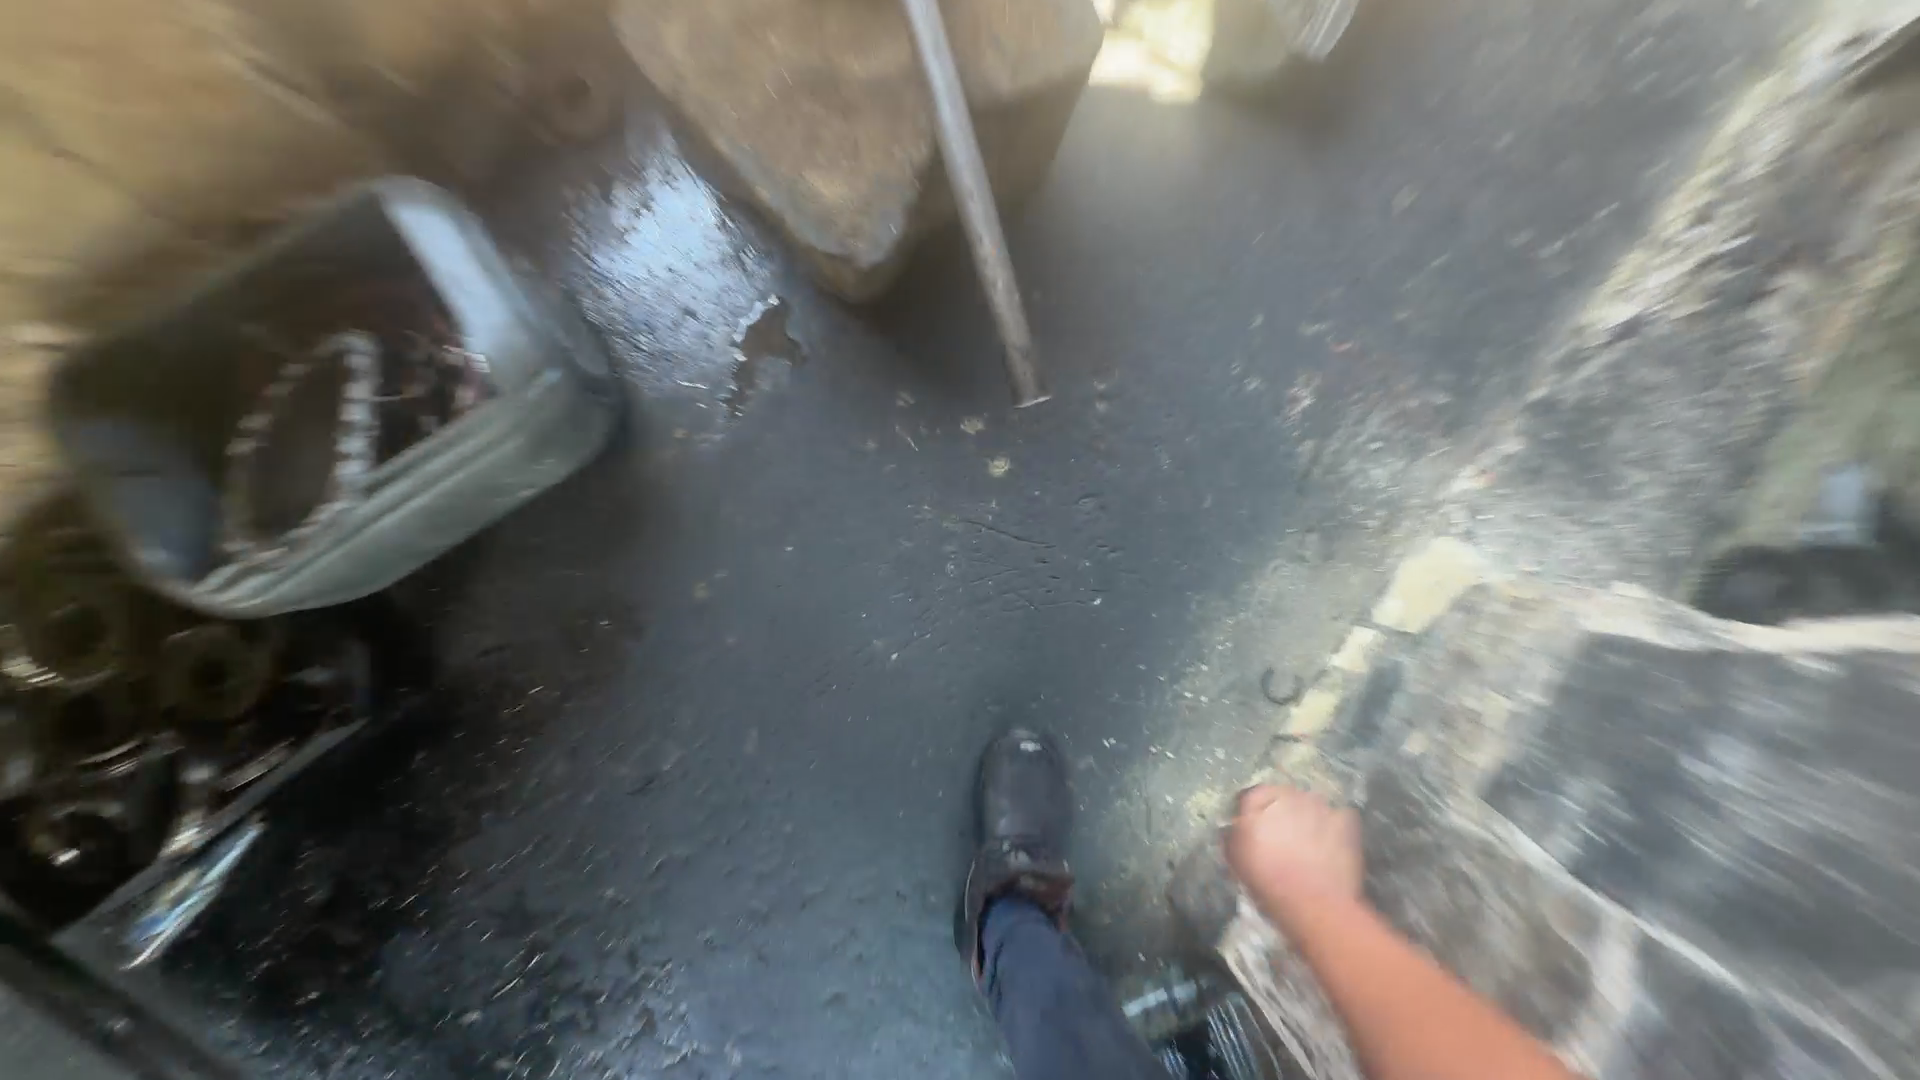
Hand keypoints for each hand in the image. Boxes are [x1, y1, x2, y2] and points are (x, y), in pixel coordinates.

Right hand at [1225, 785, 1363, 916]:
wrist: (1314, 904)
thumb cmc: (1267, 880)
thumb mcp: (1234, 857)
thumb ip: (1233, 833)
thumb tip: (1236, 826)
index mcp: (1259, 799)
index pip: (1252, 796)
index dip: (1252, 813)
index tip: (1254, 830)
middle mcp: (1290, 794)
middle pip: (1283, 797)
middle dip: (1282, 812)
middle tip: (1282, 837)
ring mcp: (1321, 806)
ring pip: (1311, 805)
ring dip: (1308, 818)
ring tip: (1308, 843)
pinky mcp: (1346, 821)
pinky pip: (1338, 818)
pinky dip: (1333, 828)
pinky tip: (1330, 846)